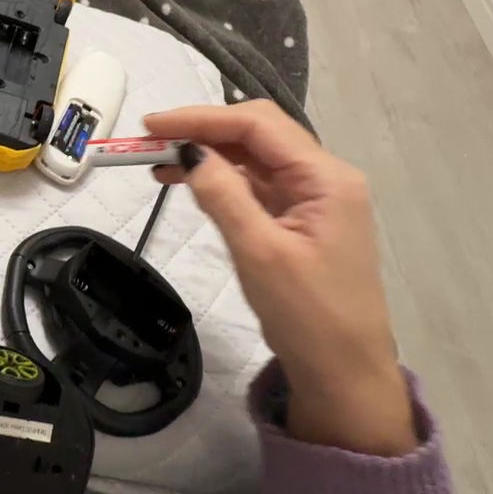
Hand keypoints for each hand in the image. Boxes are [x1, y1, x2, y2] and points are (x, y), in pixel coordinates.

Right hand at [145, 101, 415, 456]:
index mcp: (325, 178)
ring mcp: (311, 197)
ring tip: (156, 160)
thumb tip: (188, 150)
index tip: (150, 125)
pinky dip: (216, 176)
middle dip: (200, 130)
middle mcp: (323, 177)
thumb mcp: (258, 251)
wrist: (343, 375)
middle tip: (149, 139)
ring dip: (205, 152)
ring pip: (250, 155)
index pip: (256, 125)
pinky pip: (251, 181)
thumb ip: (222, 193)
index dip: (200, 118)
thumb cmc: (307, 313)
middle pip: (255, 132)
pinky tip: (184, 180)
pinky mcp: (297, 217)